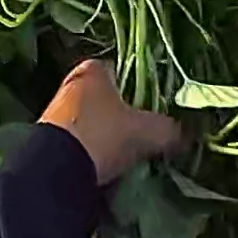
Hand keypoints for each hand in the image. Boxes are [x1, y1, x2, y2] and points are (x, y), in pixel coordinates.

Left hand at [39, 59, 182, 182]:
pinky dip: (93, 149)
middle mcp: (74, 81)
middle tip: (146, 135)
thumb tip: (188, 134)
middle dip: (125, 115)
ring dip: (108, 134)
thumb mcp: (143, 132)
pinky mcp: (49, 135)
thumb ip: (167, 129)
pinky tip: (106, 166)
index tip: (156, 109)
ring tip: (129, 156)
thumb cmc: (101, 133)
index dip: (143, 88)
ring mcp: (58, 108)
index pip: (124, 70)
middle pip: (108, 96)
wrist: (55, 169)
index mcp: (94, 68)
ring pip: (94, 118)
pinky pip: (81, 138)